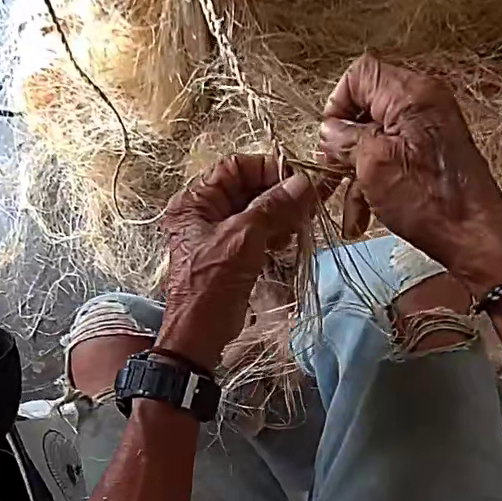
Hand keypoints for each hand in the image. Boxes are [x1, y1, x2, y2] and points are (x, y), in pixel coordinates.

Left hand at [154, 154, 320, 371]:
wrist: (199, 333)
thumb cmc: (212, 283)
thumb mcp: (243, 239)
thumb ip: (273, 207)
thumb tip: (304, 183)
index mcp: (195, 201)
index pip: (234, 167)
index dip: (266, 169)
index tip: (296, 181)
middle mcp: (203, 213)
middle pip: (247, 188)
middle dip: (278, 194)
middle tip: (306, 204)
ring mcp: (216, 235)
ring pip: (254, 211)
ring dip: (279, 215)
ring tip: (298, 225)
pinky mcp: (230, 255)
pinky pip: (255, 233)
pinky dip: (273, 233)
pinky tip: (286, 241)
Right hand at [319, 54, 501, 289]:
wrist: (471, 232)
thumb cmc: (426, 198)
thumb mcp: (373, 164)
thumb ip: (347, 139)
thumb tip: (329, 130)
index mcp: (410, 94)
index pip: (360, 73)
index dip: (338, 104)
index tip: (331, 140)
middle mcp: (420, 103)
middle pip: (364, 111)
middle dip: (342, 148)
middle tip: (332, 178)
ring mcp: (425, 129)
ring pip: (371, 142)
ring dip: (353, 177)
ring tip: (348, 213)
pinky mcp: (427, 154)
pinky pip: (388, 160)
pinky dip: (371, 186)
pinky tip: (362, 217)